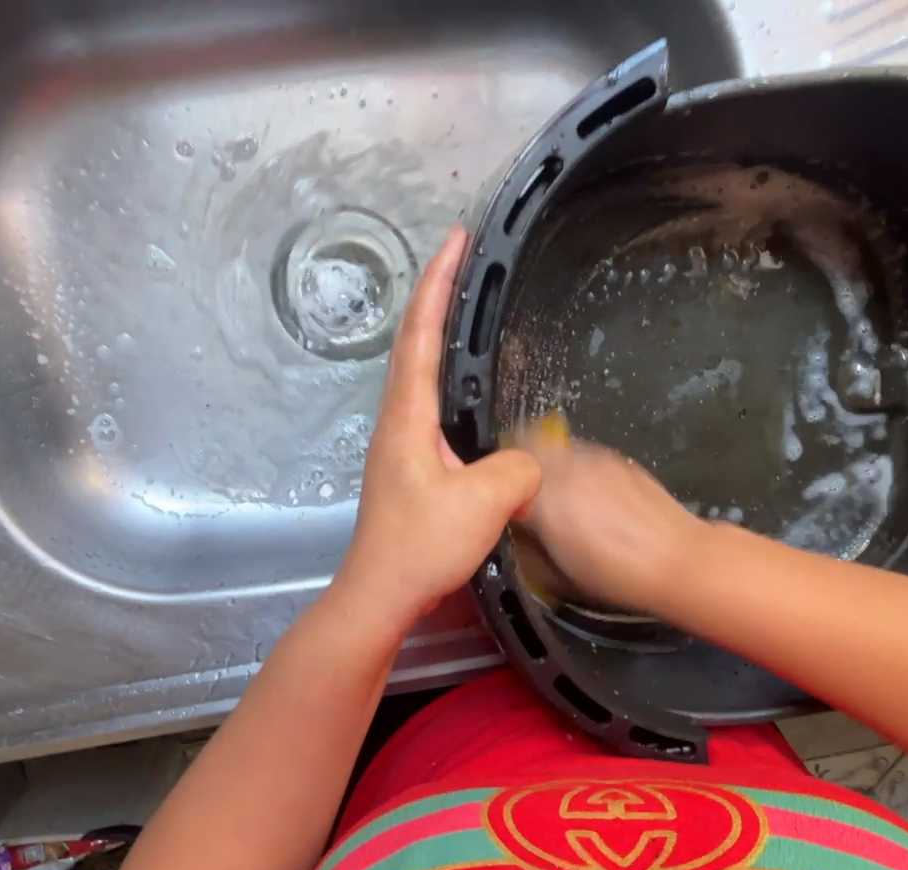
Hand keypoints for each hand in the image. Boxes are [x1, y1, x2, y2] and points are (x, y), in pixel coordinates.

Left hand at [333, 226, 541, 625]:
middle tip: (461, 259)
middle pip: (412, 346)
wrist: (381, 593)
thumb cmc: (421, 546)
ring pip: (419, 376)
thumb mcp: (483, 503)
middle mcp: (397, 423)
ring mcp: (399, 446)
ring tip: (465, 309)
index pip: (421, 337)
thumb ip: (516, 469)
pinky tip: (468, 392)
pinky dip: (447, 380)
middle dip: (435, 297)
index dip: (438, 285)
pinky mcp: (410, 468)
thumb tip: (526, 464)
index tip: (455, 239)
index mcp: (408, 419)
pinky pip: (431, 408)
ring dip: (437, 336)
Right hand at [515, 432, 710, 613]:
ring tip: (556, 492)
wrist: (676, 560)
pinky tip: (588, 495)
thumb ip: (528, 547)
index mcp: (543, 498)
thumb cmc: (615, 574)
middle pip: (525, 449)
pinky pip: (581, 454)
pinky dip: (574, 467)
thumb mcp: (556, 574)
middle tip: (523, 494)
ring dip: (547, 463)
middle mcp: (564, 468)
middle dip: (520, 468)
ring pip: (554, 447)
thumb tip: (517, 536)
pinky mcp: (616, 459)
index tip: (504, 508)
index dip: (501, 494)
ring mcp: (592, 459)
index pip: (504, 482)